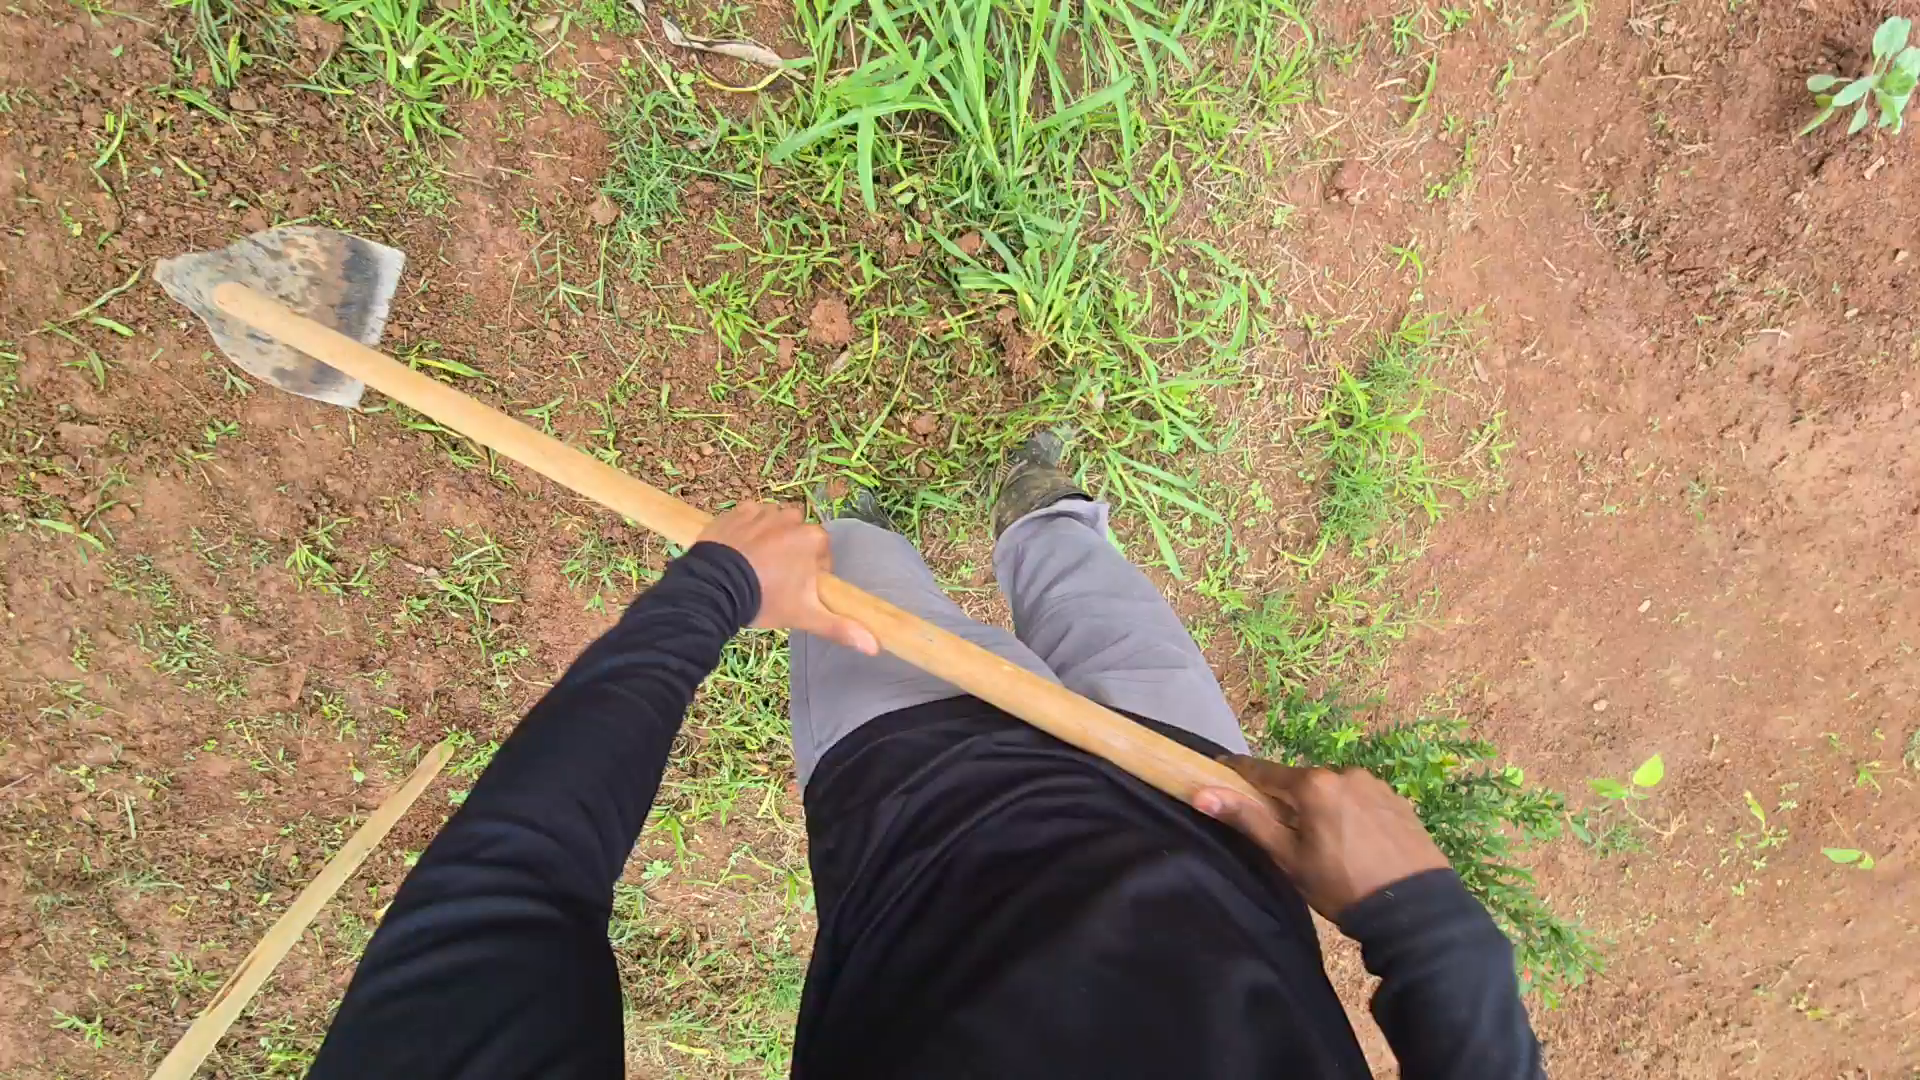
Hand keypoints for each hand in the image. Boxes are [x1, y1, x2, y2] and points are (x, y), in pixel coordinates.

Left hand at [696, 502, 878, 655]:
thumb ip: (840, 627)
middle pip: (800, 534)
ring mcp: (763, 511)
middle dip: (792, 551)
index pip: (822, 553)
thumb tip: (875, 647)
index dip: (812, 571)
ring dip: (771, 537)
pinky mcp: (737, 511)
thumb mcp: (805, 616)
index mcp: (813, 539)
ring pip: (776, 522)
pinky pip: (750, 515)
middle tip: (775, 577)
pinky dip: (748, 528)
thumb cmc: (765, 599)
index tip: (796, 588)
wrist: (713, 588)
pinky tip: (740, 549)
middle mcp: (792, 518)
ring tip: (756, 563)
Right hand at [1193, 755, 1449, 920]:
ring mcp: (1374, 785)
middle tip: (1280, 831)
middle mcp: (1343, 773)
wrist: (1422, 916)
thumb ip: (1246, 819)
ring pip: (1329, 790)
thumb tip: (1202, 794)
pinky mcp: (1397, 801)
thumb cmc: (1343, 886)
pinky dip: (1346, 812)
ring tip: (1321, 842)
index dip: (1238, 773)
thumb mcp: (1289, 858)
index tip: (1218, 772)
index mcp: (1313, 783)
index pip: (1262, 770)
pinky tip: (1352, 842)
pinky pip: (1358, 799)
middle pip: (1298, 782)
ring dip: (1318, 806)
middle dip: (1284, 799)